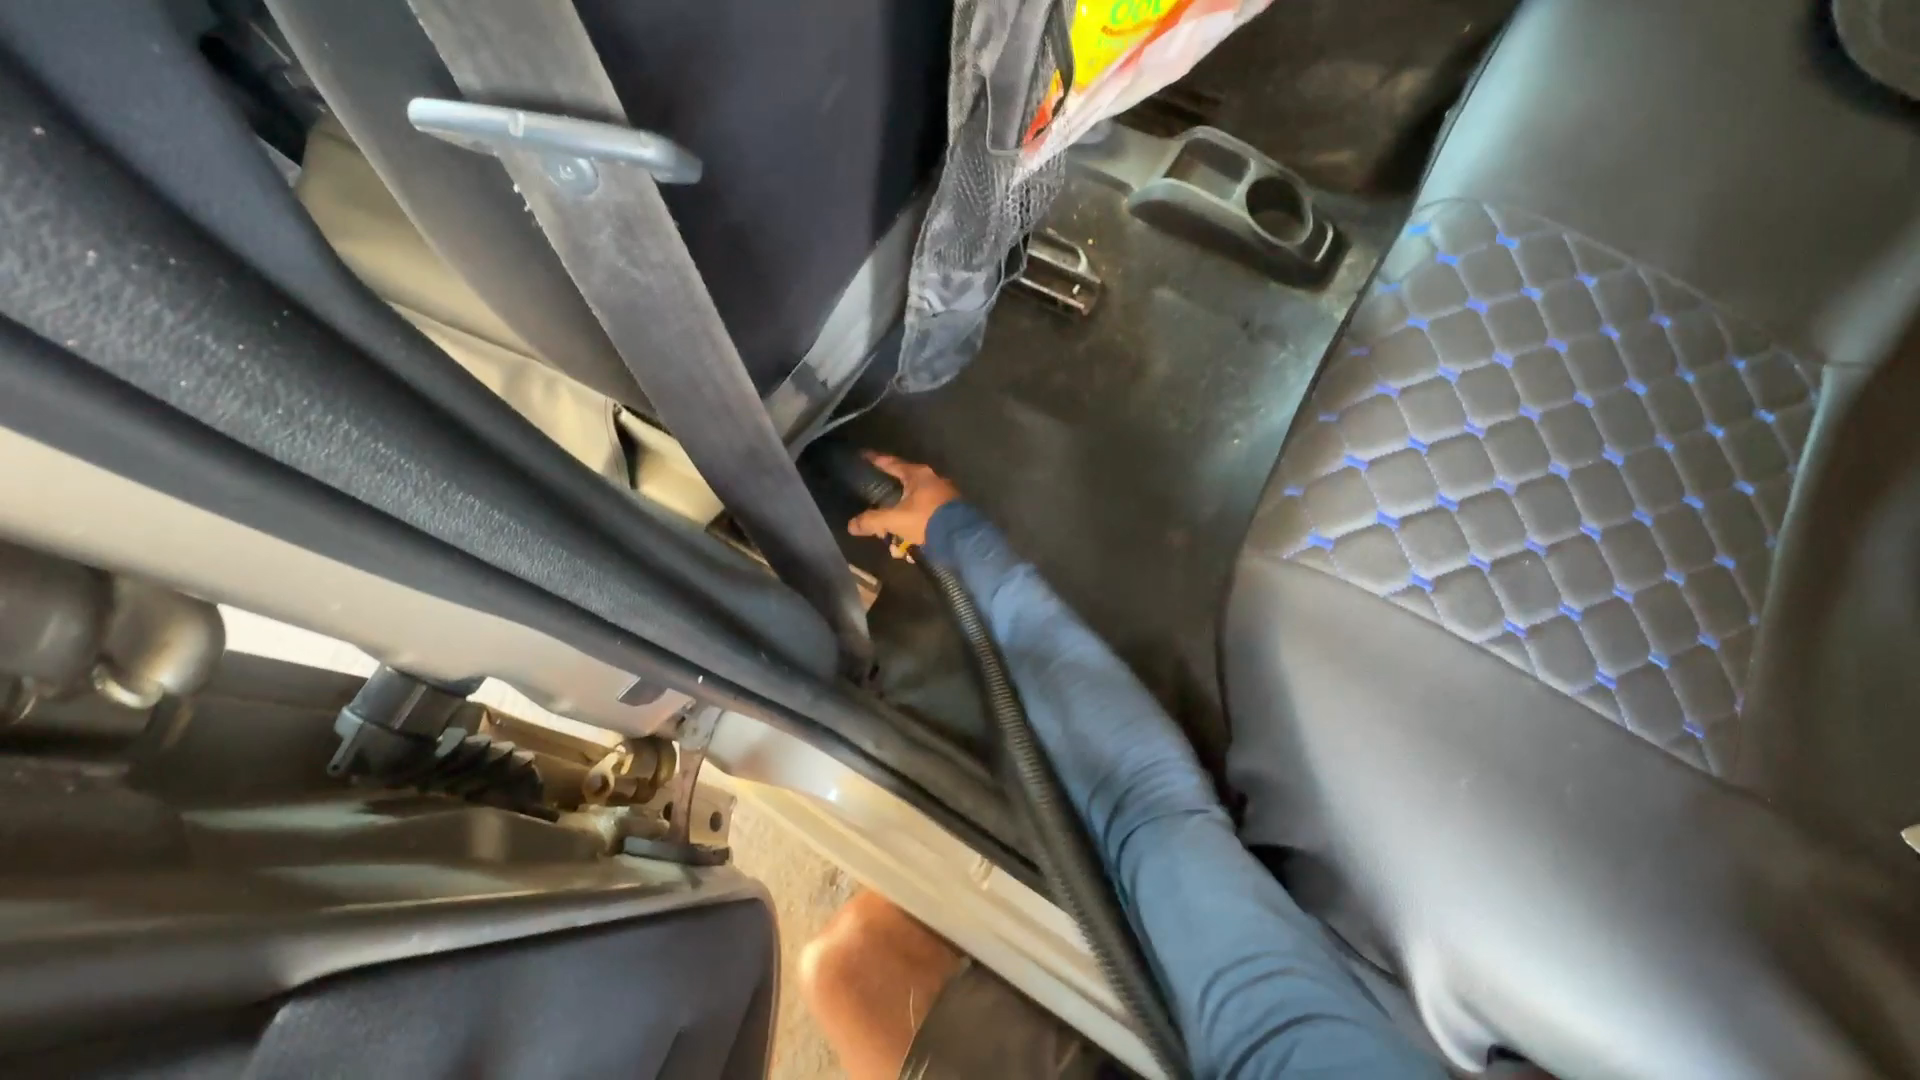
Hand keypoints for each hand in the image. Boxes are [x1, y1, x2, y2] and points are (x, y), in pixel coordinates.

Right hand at [847, 453, 959, 551]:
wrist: (962, 537)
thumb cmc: (926, 520)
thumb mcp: (895, 520)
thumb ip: (872, 521)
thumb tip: (851, 525)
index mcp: (918, 475)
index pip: (892, 463)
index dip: (876, 460)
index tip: (864, 456)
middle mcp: (932, 481)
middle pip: (903, 490)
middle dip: (889, 510)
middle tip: (878, 521)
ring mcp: (943, 497)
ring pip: (914, 510)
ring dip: (903, 529)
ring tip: (896, 547)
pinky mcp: (951, 513)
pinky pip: (926, 521)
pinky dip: (917, 534)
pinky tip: (911, 552)